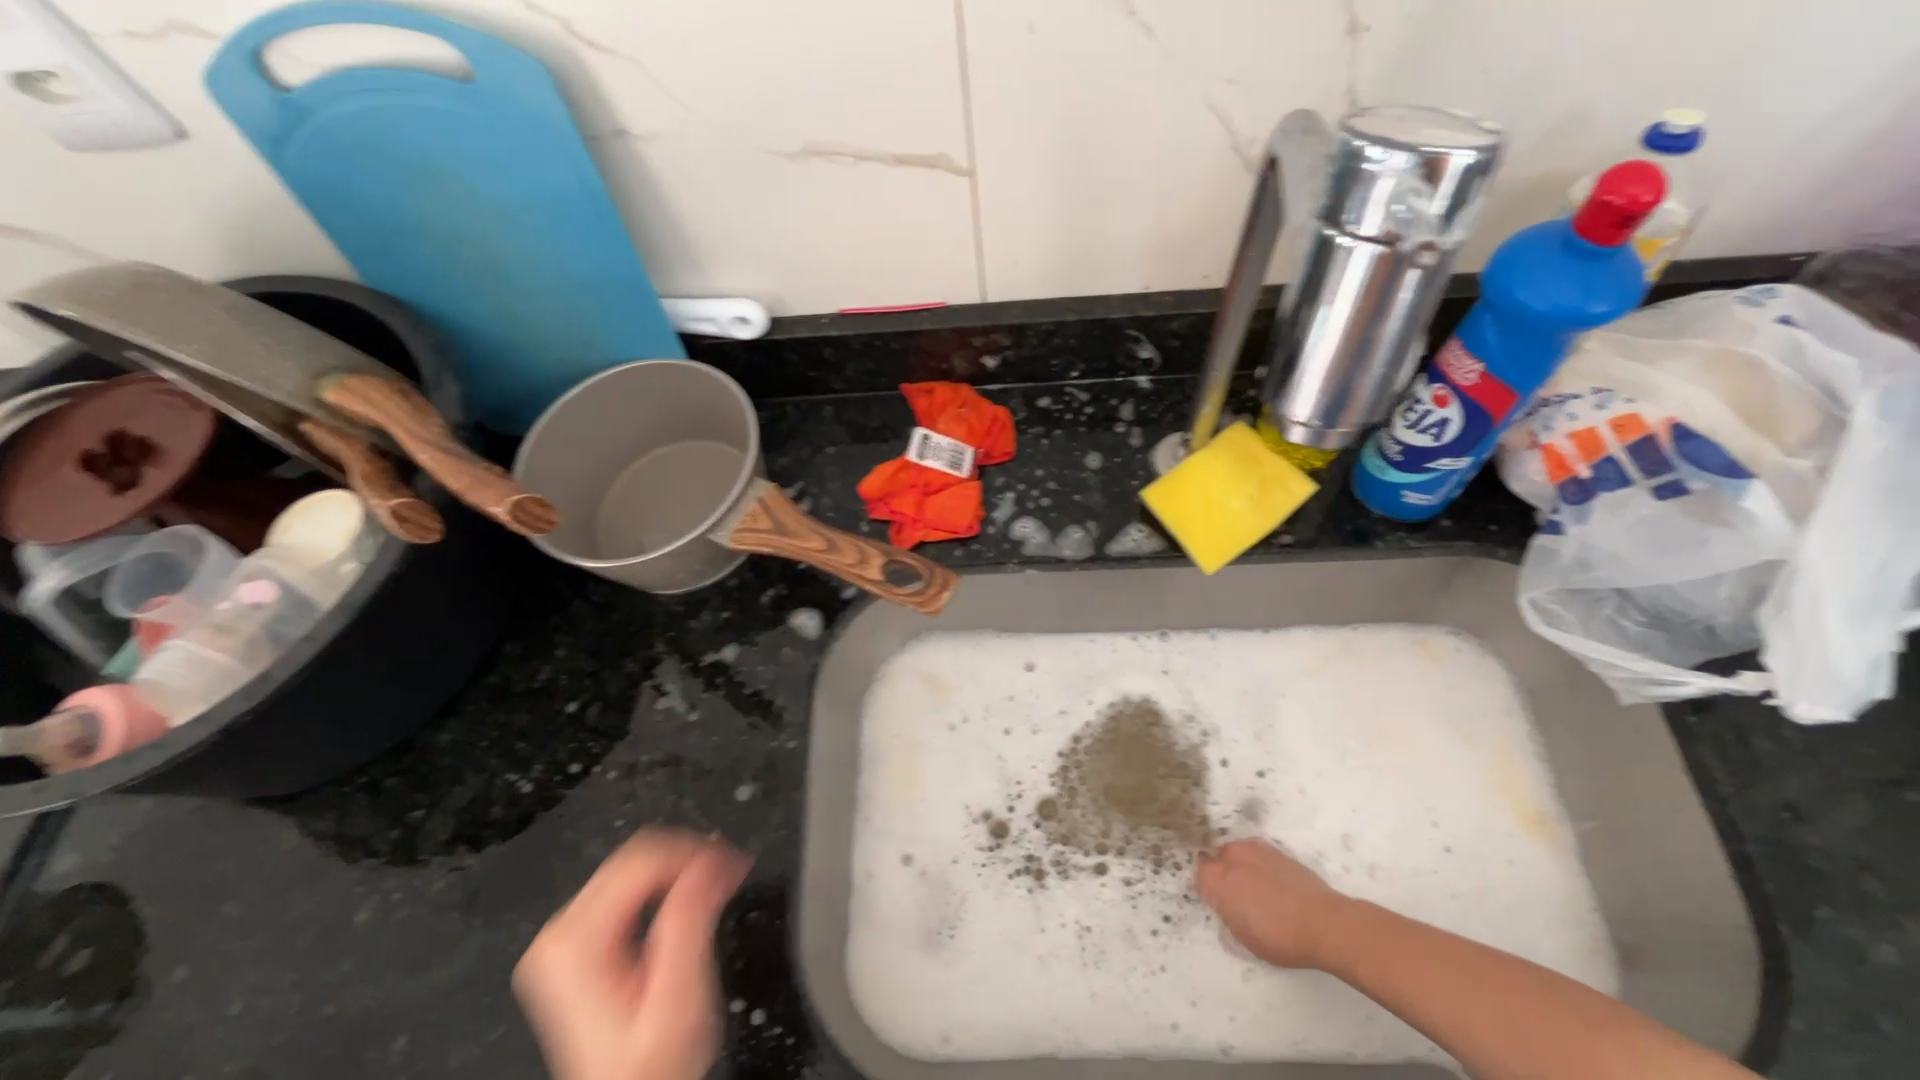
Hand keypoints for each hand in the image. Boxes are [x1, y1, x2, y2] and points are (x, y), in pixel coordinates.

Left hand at [515, 830, 751, 1079]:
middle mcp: (561, 935)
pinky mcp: (581, 945)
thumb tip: (709, 864)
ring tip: (721, 883)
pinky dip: (667, 887)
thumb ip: (689, 924)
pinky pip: (628, 891)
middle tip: (733, 870)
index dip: (695, 853)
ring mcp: (567, 939)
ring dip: (681, 871)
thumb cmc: (651, 1068)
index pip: (640, 860)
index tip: (734, 864)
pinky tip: (695, 898)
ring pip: (632, 869)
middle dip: (690, 858)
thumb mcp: (678, 1000)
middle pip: (633, 859)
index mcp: (576, 944)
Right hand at [1195, 838, 1349, 969]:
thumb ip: (1227, 913)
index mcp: (1217, 881)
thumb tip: (1226, 904)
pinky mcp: (1277, 850)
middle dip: (1221, 871)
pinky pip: (1258, 853)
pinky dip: (1259, 863)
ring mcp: (1256, 850)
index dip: (1207, 888)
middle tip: (1236, 894)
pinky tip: (1273, 881)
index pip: (1199, 874)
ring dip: (1240, 864)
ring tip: (1256, 885)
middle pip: (1216, 857)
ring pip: (1237, 851)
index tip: (1218, 901)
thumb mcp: (1243, 937)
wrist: (1323, 923)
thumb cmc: (1279, 938)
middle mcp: (1232, 858)